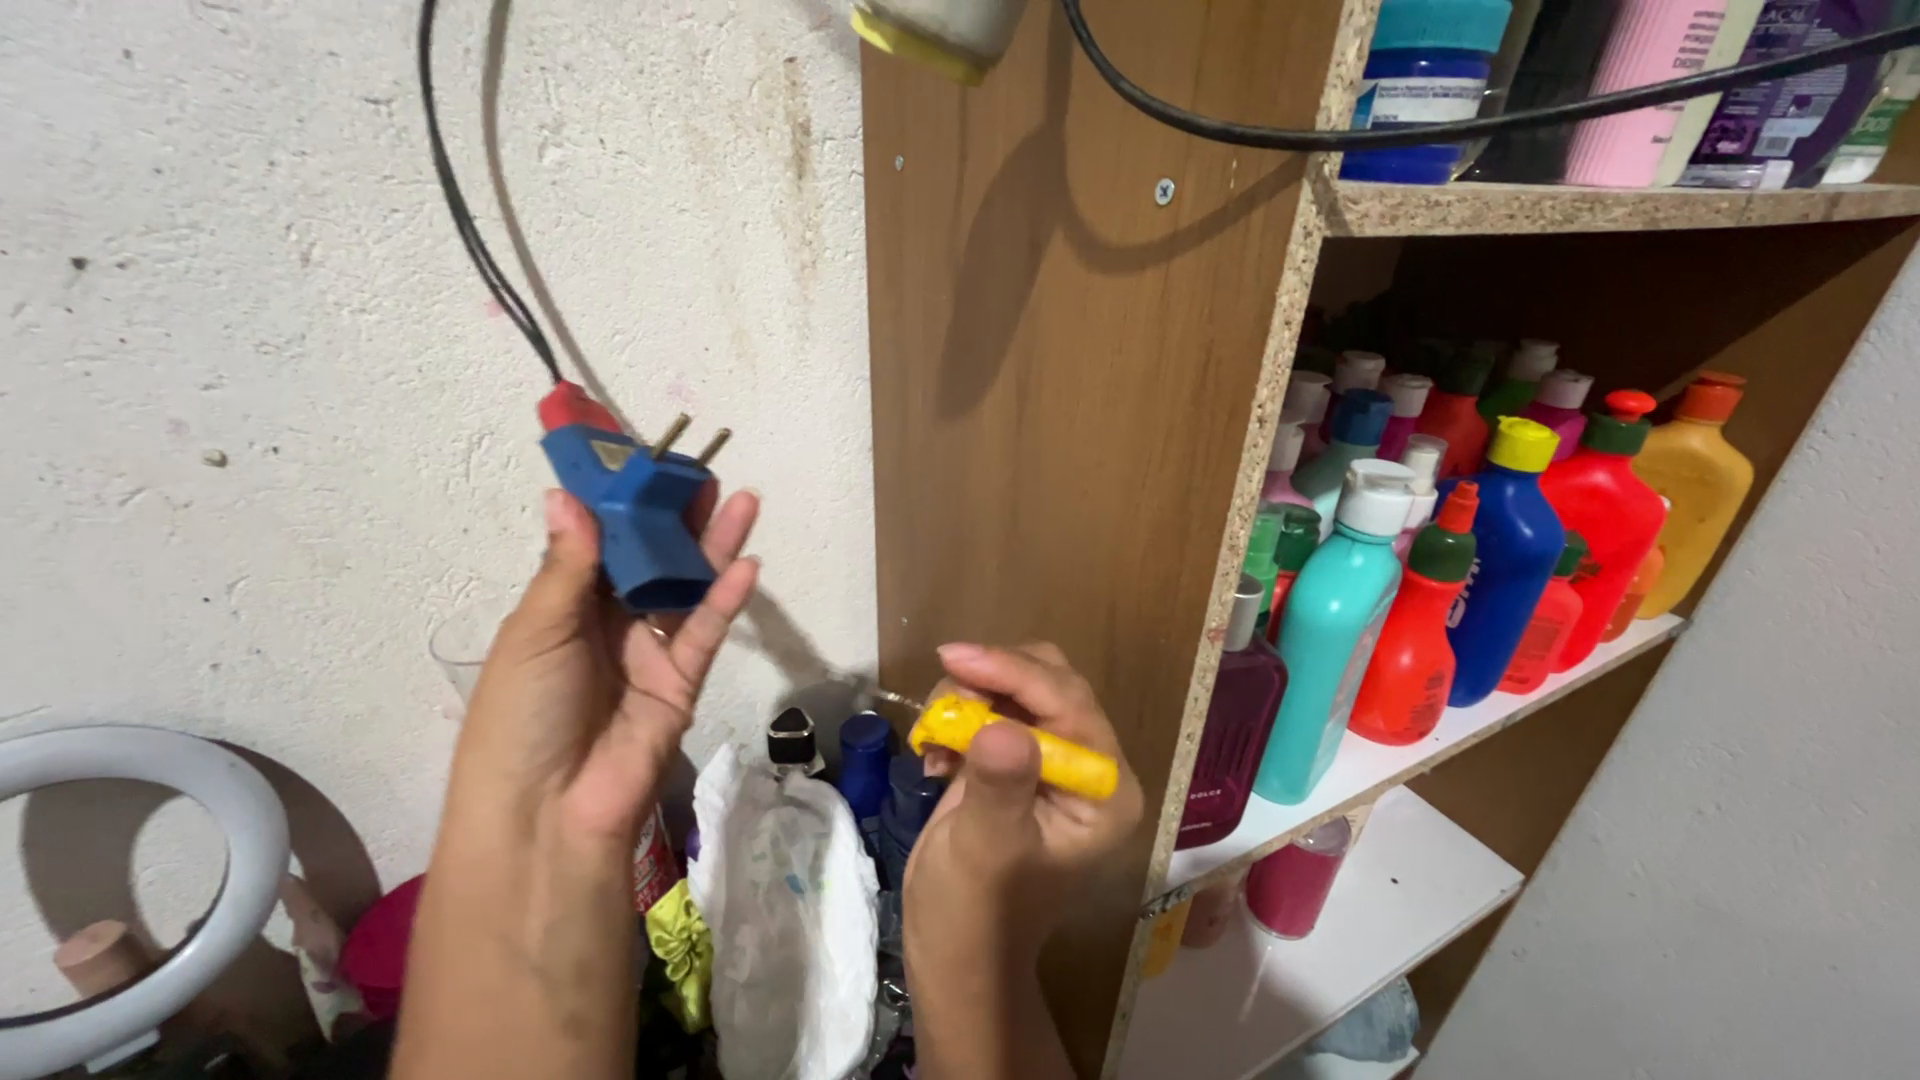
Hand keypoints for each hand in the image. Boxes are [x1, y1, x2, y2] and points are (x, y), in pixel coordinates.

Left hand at [451, 486, 759, 849]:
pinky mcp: (682, 680)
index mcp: (562, 609)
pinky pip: (706, 631)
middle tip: (705, 475)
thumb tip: (566, 495)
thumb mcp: (535, 632)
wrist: (548, 809)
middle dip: (676, 519)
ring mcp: (649, 651)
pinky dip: (727, 598)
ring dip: (712, 547)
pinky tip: (747, 564)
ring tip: (740, 501)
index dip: (621, 506)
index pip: (599, 544)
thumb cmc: (521, 714)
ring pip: (686, 588)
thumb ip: (567, 566)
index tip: (645, 463)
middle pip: (650, 560)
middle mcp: (608, 624)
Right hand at [903, 643, 1143, 957]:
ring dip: (967, 699)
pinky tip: (935, 756)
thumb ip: (1000, 786)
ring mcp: (1051, 760)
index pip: (1070, 703)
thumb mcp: (987, 850)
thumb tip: (1003, 726)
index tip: (955, 658)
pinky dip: (956, 716)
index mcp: (1105, 788)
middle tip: (941, 704)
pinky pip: (989, 708)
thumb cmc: (977, 913)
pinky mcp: (1015, 760)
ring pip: (1014, 687)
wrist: (954, 950)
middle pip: (1047, 683)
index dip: (1013, 672)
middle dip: (990, 681)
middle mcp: (1088, 765)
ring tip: (934, 743)